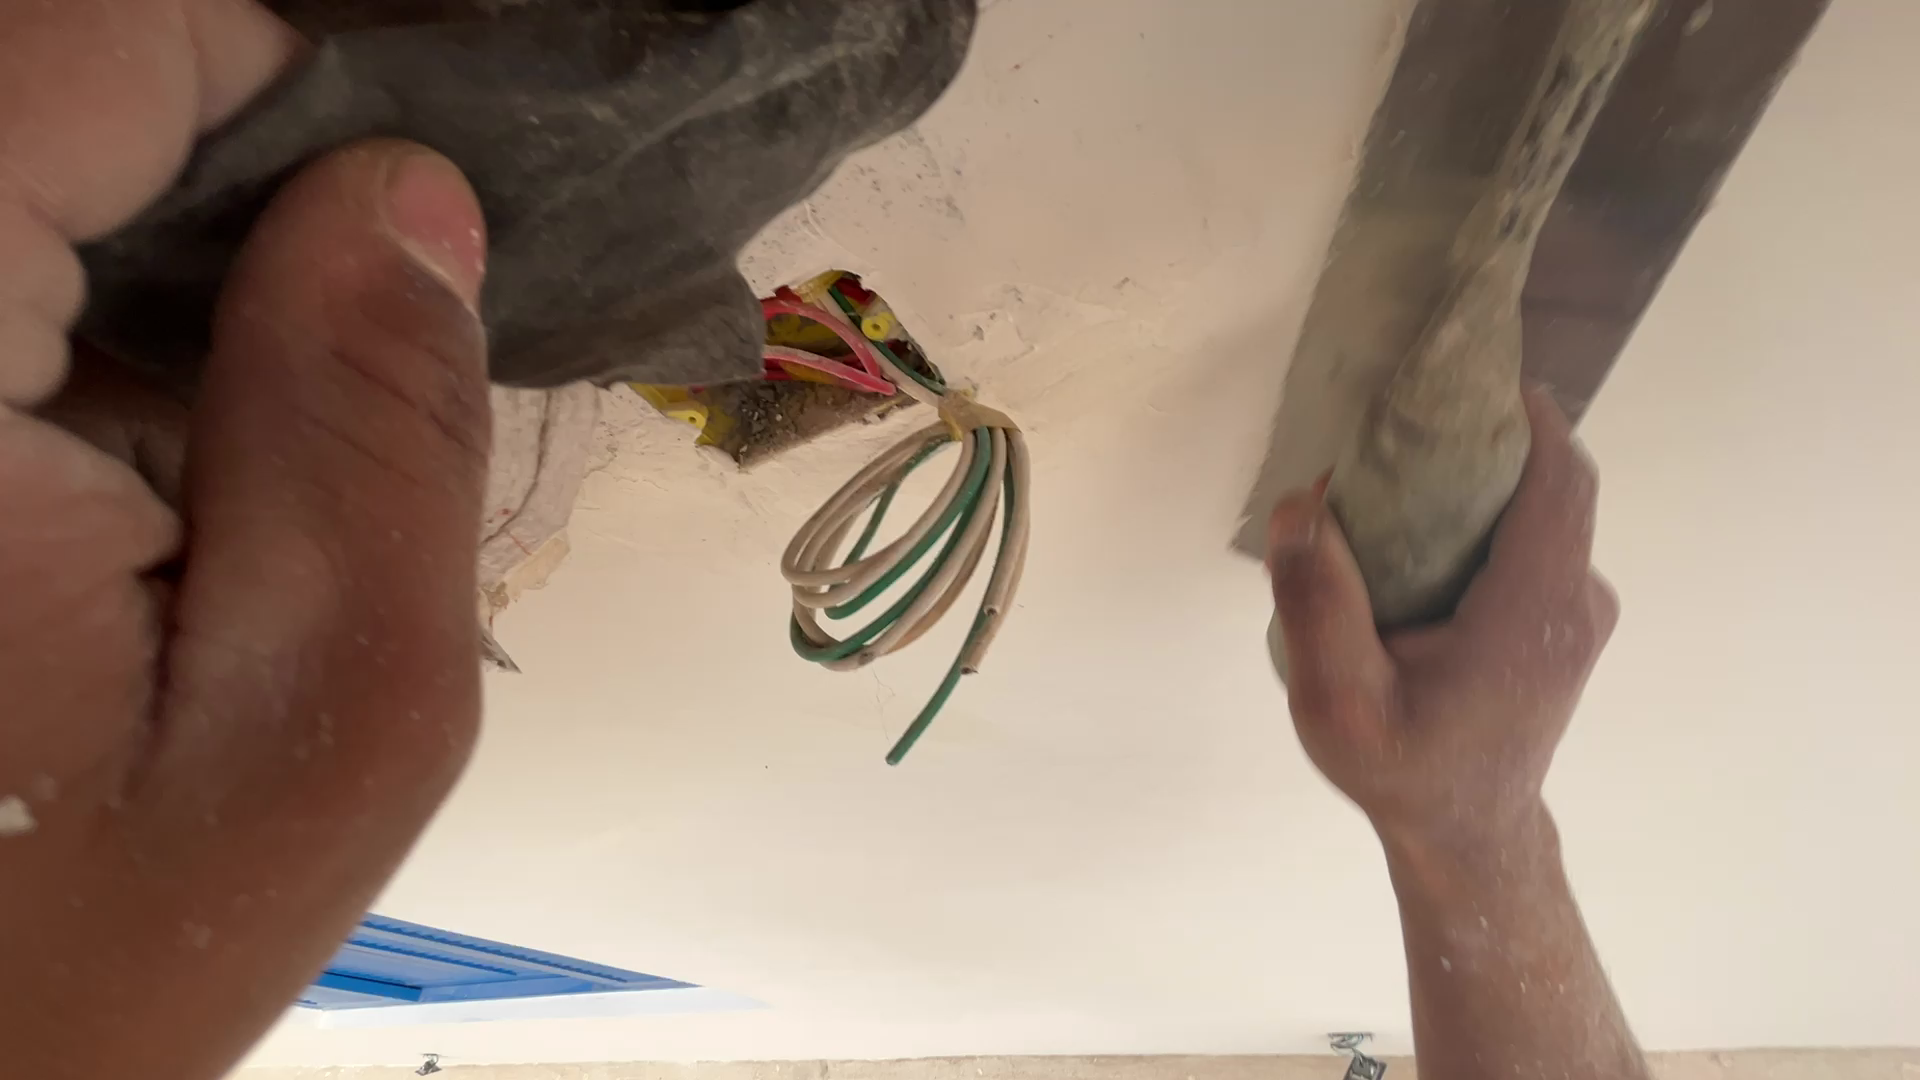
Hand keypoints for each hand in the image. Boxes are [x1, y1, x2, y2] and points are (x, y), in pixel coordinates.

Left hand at [2, 4, 492, 1077]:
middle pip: (35, 81)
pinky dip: (76, 311)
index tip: (406, 208)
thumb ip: (387, 438)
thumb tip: (428, 211)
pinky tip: (133, 446)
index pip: (91, 34)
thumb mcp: (342, 706)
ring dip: (156, 260)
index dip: (284, 86)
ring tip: (244, 424)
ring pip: (11, 178)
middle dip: (232, 181)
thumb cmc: (89, 961)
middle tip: (360, 339)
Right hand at [1266, 389, 1617, 849]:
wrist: (1462, 834)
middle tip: (1396, 420)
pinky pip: (1519, 543)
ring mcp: (1566, 613)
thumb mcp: (1338, 701)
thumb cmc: (1402, 768)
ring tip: (1389, 469)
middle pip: (1543, 487)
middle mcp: (1569, 600)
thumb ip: (1318, 605)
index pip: (1555, 481)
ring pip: (1530, 514)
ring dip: (1470, 479)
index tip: (1462, 376)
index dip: (1520, 416)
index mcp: (1532, 609)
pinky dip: (1471, 516)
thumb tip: (1300, 504)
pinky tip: (1408, 530)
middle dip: (1478, 439)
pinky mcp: (1548, 624)